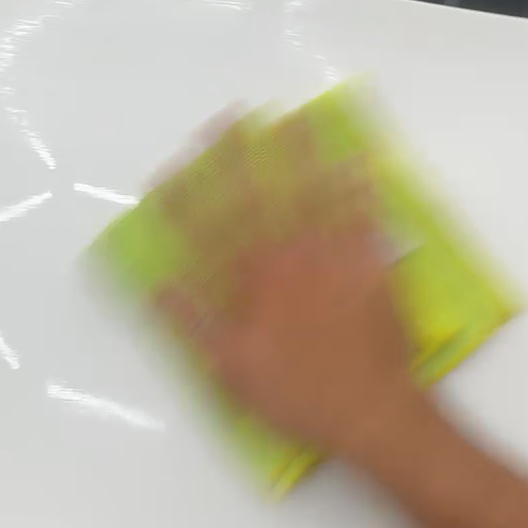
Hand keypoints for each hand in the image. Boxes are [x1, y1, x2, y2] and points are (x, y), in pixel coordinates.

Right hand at [155, 116, 430, 468]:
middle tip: (230, 117)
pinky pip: (366, 214)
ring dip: (300, 153)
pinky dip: (361, 184)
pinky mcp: (371, 262)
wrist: (369, 410)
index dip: (186, 195)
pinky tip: (357, 156)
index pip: (210, 227)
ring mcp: (332, 254)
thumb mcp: (229, 370)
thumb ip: (191, 325)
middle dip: (241, 154)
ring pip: (312, 192)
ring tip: (291, 118)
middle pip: (259, 195)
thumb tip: (156, 286)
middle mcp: (289, 256)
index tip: (170, 167)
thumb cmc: (294, 393)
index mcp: (251, 282)